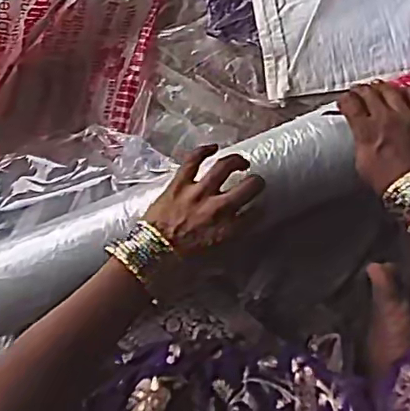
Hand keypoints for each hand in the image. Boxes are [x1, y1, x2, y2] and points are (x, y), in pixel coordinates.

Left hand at [142, 145, 265, 254]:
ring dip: (237, 162)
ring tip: (241, 163)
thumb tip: (237, 230)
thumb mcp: (213, 257)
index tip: (259, 207)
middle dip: (257, 183)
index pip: (255, 214)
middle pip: (249, 187)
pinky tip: (214, 147)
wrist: (149, 255)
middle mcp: (218, 208)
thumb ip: (229, 241)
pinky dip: (204, 150)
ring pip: (225, 166)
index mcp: (228, 230)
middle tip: (256, 182)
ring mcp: (198, 192)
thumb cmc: (181, 263)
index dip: (260, 209)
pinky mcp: (180, 183)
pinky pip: (194, 160)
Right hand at [338, 81, 409, 192]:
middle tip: (358, 91)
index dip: (345, 99)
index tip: (345, 100)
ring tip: (378, 88)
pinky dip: (407, 90)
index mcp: (366, 131)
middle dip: (360, 90)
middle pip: (369, 92)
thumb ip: (360, 141)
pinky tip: (404, 92)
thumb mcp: (362, 163)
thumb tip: (361, 132)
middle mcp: (385, 118)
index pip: (350, 104)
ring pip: (390, 89)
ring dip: (381, 87)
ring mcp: (407, 115)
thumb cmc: (389, 181)